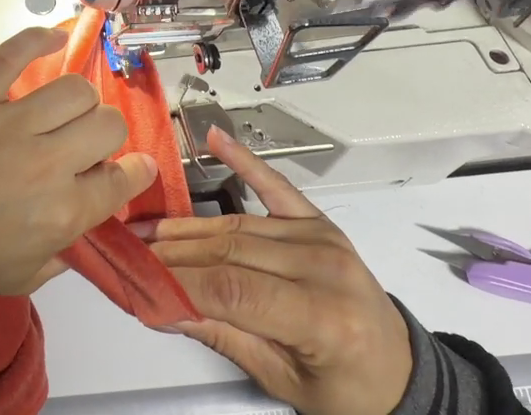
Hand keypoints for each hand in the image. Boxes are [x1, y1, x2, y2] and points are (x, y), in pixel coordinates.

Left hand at [0, 27, 157, 297]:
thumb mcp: (25, 276)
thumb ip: (66, 251)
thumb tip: (86, 219)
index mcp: (63, 211)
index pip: (120, 180)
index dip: (136, 172)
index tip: (136, 165)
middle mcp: (47, 162)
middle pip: (107, 126)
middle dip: (108, 133)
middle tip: (88, 140)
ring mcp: (10, 122)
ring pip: (74, 90)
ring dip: (79, 100)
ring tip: (64, 107)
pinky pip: (13, 54)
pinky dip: (37, 39)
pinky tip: (52, 38)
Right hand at [141, 126, 411, 414]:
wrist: (400, 373)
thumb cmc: (346, 390)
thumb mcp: (284, 381)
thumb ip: (223, 336)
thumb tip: (160, 306)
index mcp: (321, 315)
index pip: (233, 289)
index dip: (180, 282)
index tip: (139, 279)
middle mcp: (323, 266)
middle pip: (229, 250)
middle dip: (173, 253)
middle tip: (130, 252)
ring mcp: (322, 236)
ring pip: (237, 224)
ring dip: (187, 226)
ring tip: (146, 228)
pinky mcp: (319, 222)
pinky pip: (277, 187)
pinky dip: (245, 161)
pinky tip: (215, 140)